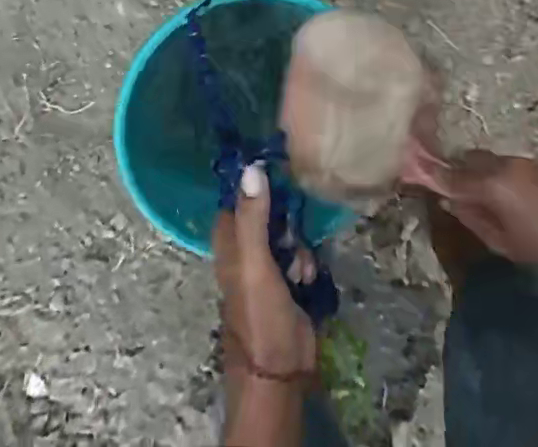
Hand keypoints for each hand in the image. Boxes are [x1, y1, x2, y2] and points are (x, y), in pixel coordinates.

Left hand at [212, 164, 316, 381]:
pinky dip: (307, 263)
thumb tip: (252, 169)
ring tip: (301, 265)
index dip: (253, 182)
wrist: (279, 370)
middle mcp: (245, 250)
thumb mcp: (254, 262)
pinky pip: (301, 257)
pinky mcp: (289, 282)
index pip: (237, 198)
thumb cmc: (259, 314)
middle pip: (267, 214)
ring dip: (299, 244)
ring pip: (288, 235)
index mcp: (228, 243)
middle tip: (294, 231)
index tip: (277, 167)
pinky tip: (308, 278)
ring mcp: (268, 266)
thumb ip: (252, 217)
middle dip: (286, 217)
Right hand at [436, 150, 537, 279]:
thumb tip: (449, 200)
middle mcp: (503, 165)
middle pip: (468, 159)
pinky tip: (503, 193)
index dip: (436, 175)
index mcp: (492, 185)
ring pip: (486, 159)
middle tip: (453, 189)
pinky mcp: (534, 164)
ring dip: (477, 171)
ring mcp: (520, 161)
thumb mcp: (497, 240)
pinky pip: (504, 163)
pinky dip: (496, 173)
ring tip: (480, 193)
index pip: (454, 176)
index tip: (420, 173)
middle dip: (458, 171)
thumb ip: (469, 216)